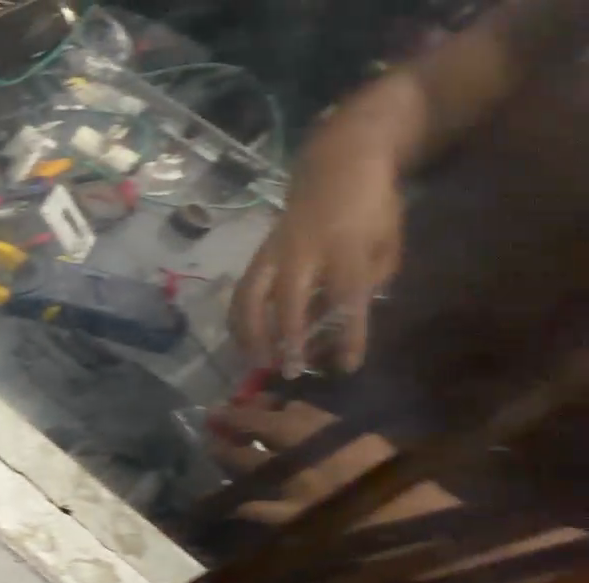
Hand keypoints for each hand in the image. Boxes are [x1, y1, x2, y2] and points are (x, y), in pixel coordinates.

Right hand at [207, 398, 458, 525]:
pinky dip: (298, 408)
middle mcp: (306, 444)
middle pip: (264, 422)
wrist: (414, 516)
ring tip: (252, 404)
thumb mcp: (297, 526)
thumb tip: (230, 505)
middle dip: (237, 416)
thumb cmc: (348, 525)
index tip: (206, 440)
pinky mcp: (356, 431)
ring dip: (269, 406)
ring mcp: (333, 432)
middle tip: (217, 412)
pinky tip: (291, 410)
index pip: (241, 453)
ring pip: (293, 410)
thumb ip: (260, 512)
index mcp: (287, 468)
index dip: (221, 446)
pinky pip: (319, 413)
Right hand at [232, 134, 403, 374]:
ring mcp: (273, 254)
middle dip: (289, 342)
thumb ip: (371, 278)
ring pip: (252, 301)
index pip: (347, 298)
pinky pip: (240, 294)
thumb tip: (343, 317)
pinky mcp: (255, 257)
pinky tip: (242, 342)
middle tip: (290, 372)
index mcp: (345, 247)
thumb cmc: (372, 206)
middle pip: (289, 304)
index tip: (347, 365)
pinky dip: (238, 322)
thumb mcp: (388, 238)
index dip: (347, 334)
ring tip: (256, 363)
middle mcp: (303, 252)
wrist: (336, 166)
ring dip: (251, 336)